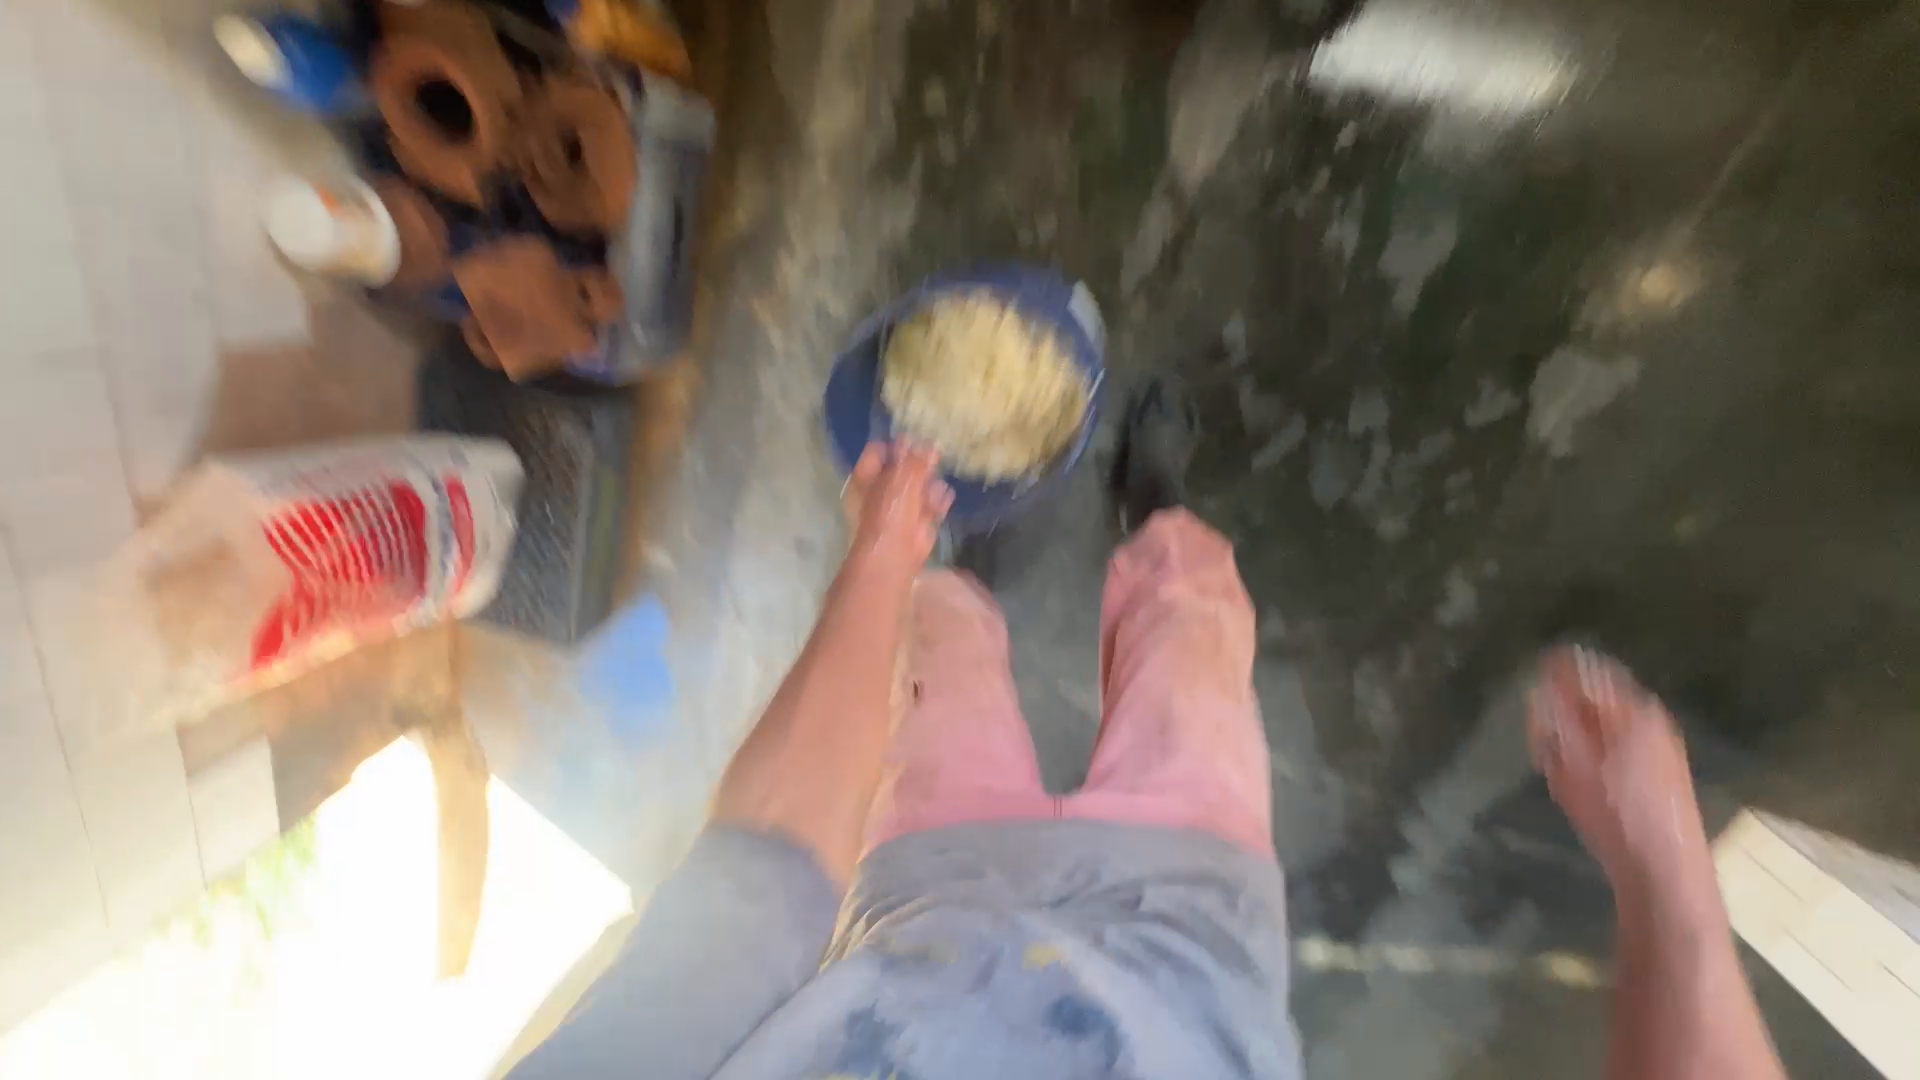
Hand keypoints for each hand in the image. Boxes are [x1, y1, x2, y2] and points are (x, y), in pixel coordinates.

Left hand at [841, 440, 952, 572]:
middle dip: (917, 464)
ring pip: (915, 489)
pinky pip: (926, 507)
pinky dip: (936, 501)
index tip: (915, 440)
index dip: (896, 445)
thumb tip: (928, 444)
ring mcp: (896, 509)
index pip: (878, 452)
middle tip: (933, 456)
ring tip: (939, 480)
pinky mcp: (913, 524)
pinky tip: (945, 496)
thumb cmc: (890, 511)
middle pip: (899, 470)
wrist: (895, 553)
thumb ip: (915, 460)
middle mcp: (877, 492)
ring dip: (928, 483)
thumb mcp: (902, 478)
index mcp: (865, 478)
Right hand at [1527, 647, 1713, 900]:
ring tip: (1555, 755)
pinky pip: (1616, 739)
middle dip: (1563, 703)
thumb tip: (1542, 681)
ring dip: (1576, 726)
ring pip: (1605, 718)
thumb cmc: (1612, 812)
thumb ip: (1554, 717)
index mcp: (1631, 712)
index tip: (1531, 674)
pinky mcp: (1663, 768)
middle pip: (1597, 693)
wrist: (1664, 869)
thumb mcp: (1569, 763)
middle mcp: (1652, 720)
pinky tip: (1580, 773)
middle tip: (1540, 728)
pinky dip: (1592, 744)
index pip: (1587, 669)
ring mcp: (1661, 744)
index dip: (1555, 667)